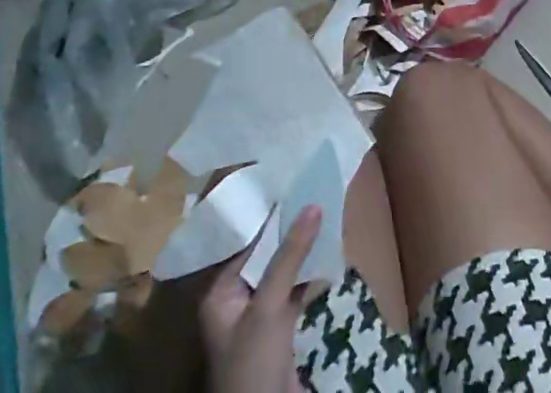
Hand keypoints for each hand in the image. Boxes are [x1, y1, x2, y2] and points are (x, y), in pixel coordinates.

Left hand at [199, 206, 322, 392]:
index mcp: (220, 293)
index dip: (271, 219)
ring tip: (327, 219)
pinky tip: (330, 258)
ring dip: (302, 254)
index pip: (246, 245)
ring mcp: (258, 318)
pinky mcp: (279, 332)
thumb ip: (290, 256)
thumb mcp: (269, 305)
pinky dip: (309, 278)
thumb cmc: (252, 362)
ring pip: (282, 275)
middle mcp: (236, 301)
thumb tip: (313, 205)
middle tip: (316, 197)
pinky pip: (294, 294)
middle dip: (290, 233)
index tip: (295, 188)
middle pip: (265, 258)